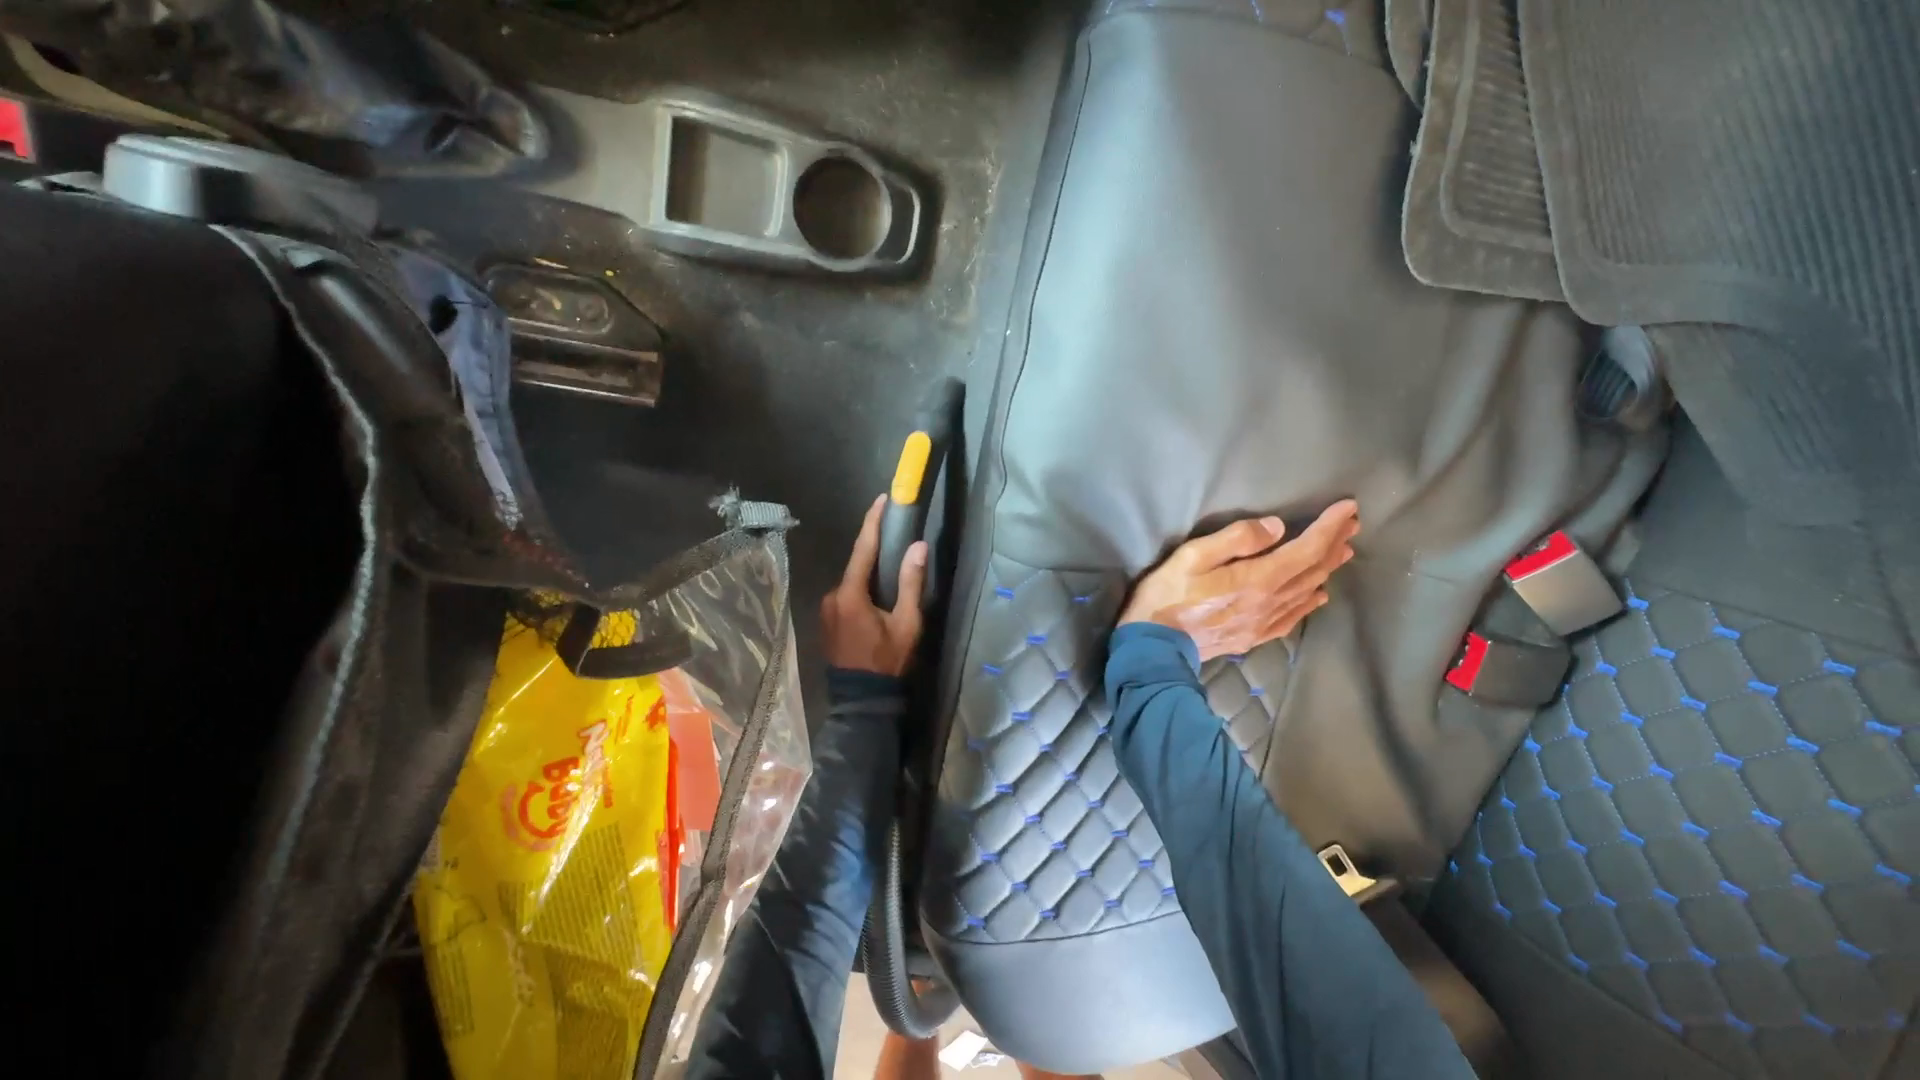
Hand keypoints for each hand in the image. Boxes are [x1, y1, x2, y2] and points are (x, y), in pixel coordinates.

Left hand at [821, 494, 927, 675]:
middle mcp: (832, 596)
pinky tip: (876, 601)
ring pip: (852, 582)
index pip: (862, 549)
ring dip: (869, 577)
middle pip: (857, 566)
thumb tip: (918, 547)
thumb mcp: (907, 624)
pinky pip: (846, 596)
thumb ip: (910, 584)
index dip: (873, 522)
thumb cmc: (887, 661)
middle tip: (897, 542)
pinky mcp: (827, 621)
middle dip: (876, 553)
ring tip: (891, 581)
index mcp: (850, 595)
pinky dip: (861, 592)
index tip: (882, 499)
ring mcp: (826, 609)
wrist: (861, 700)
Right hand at [1118, 500, 1360, 660]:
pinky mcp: (1254, 637)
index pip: (1308, 548)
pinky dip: (1310, 602)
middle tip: (1353, 523)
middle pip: (1314, 569)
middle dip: (1336, 543)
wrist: (1155, 648)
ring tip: (1343, 551)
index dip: (1330, 527)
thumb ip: (1236, 538)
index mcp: (1258, 578)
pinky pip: (1293, 617)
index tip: (1348, 507)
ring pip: (1308, 592)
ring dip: (1328, 568)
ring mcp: (1264, 623)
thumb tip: (1276, 527)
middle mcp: (1271, 601)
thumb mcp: (1192, 556)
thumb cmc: (1168, 595)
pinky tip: (1318, 596)